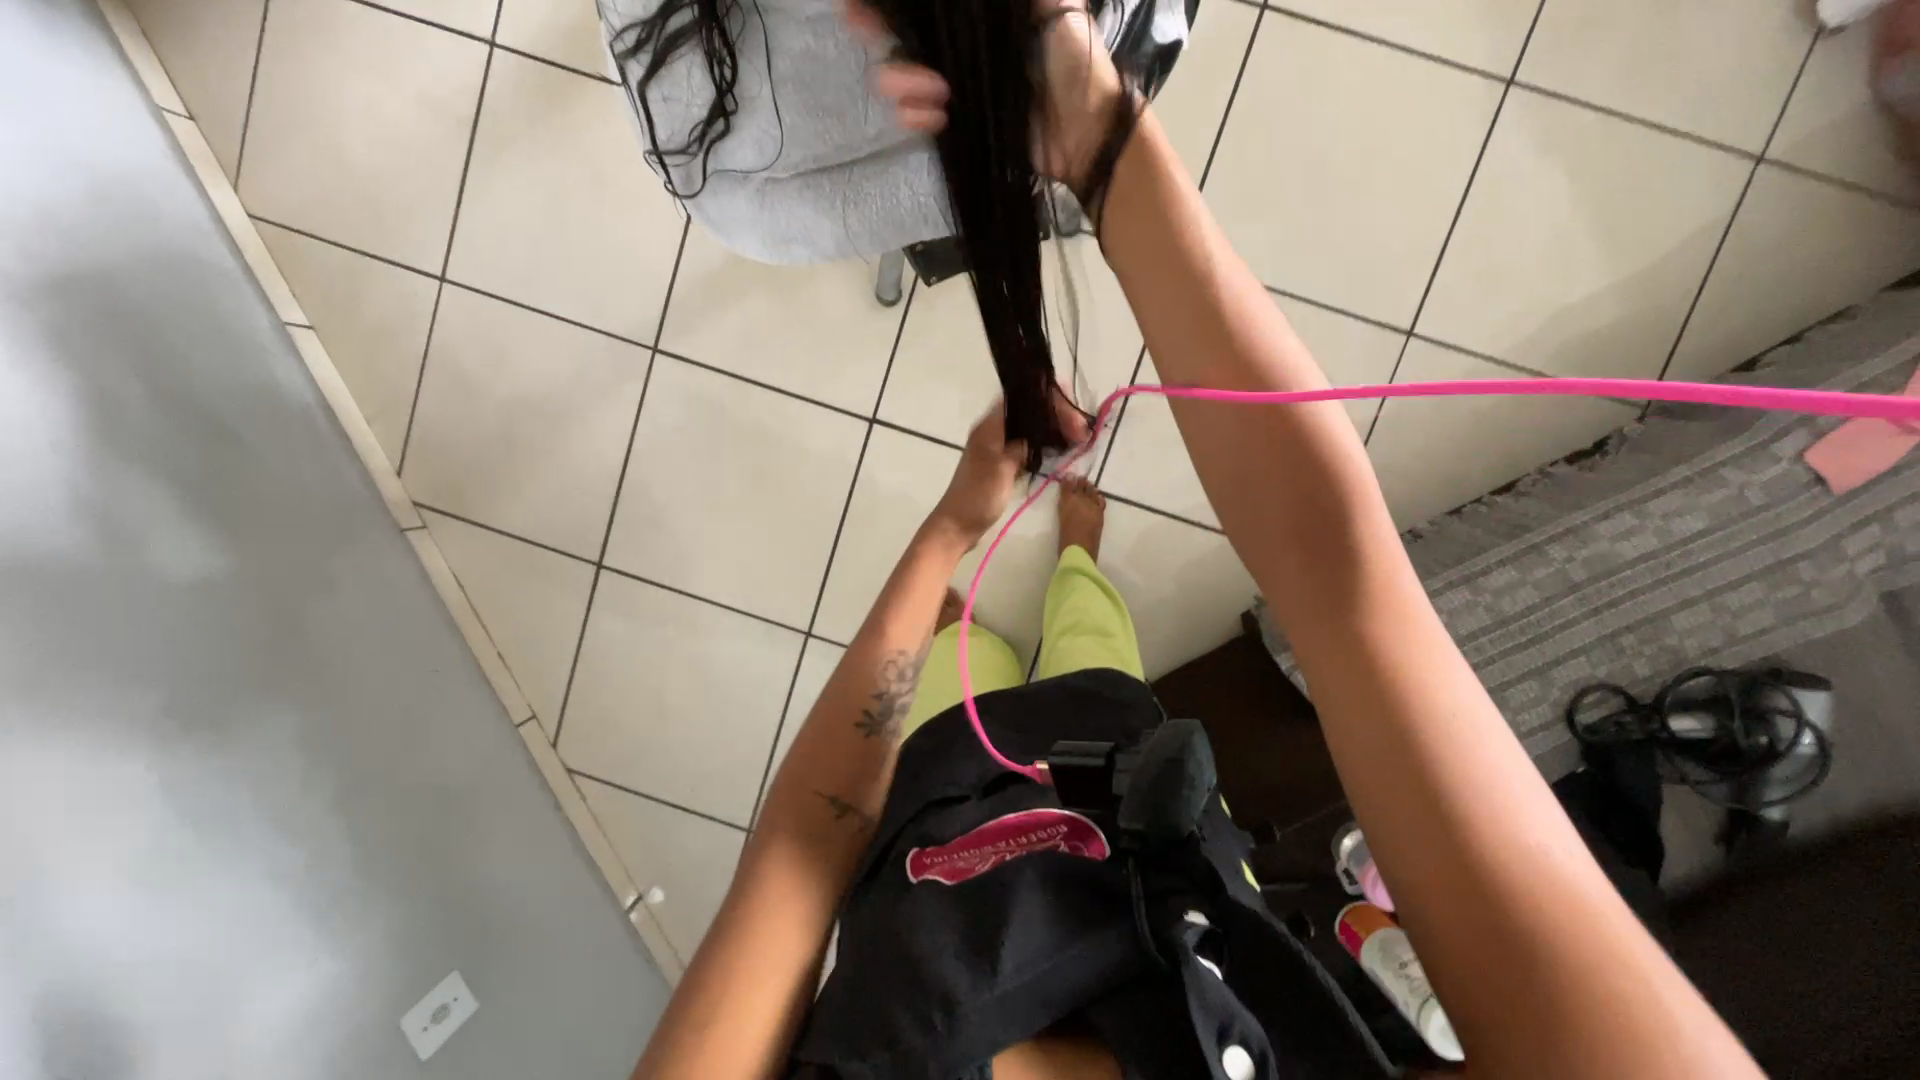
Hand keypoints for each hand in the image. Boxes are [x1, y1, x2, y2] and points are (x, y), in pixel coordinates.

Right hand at [844, 0, 1125, 192]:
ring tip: (941, 95)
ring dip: (904, 81)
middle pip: (899, 32)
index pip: (922, 4)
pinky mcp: (954, 124)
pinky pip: (915, 116)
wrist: (1087, 131)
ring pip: (900, 74)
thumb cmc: (1074, 58)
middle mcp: (957, 44)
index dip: (886, 2)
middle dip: (880, 31)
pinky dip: (915, 116)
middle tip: (865, 28)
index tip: (860, 2)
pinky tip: (937, 118)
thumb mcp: (1052, 4)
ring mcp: (953, 84)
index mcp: (975, 12)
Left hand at [928, 398, 1089, 547]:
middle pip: (1029, 409)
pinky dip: (1044, 443)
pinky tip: (1061, 449)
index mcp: (989, 426)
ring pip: (1030, 426)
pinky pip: (1026, 443)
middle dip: (1057, 414)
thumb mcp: (1000, 470)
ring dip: (1053, 428)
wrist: (957, 525)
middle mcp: (993, 430)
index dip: (1049, 398)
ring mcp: (997, 445)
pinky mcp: (1002, 460)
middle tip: (1081, 430)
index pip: (1022, 397)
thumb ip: (1020, 446)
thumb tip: (1042, 431)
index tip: (1073, 412)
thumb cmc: (976, 498)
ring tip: (1078, 437)